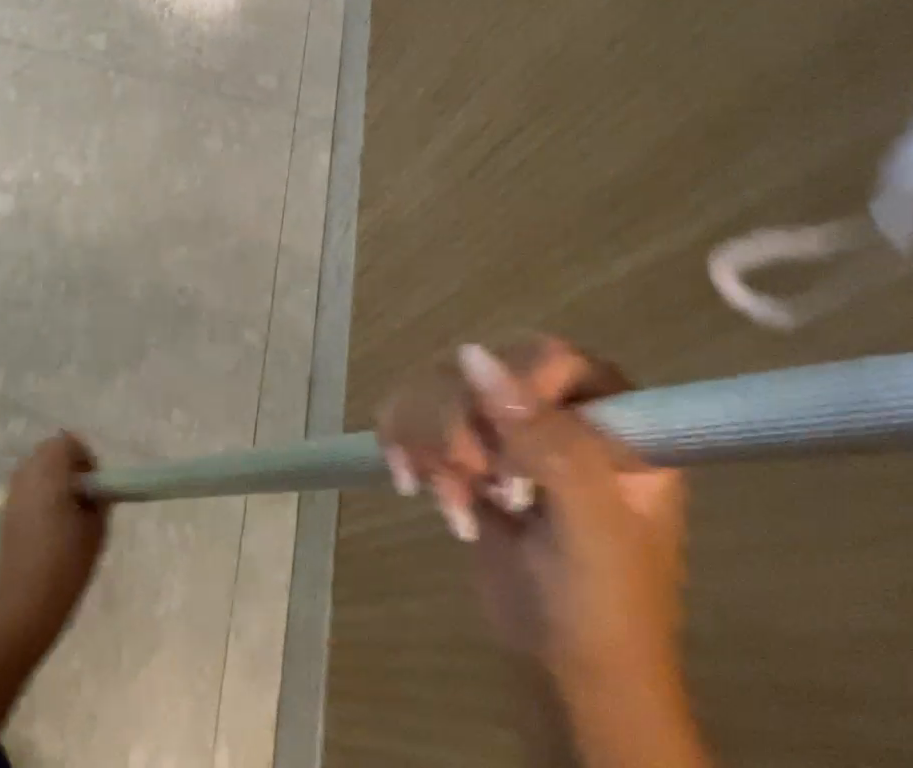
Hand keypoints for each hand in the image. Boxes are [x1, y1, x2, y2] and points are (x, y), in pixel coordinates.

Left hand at [0, 432, 107, 640]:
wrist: (27, 598)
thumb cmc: (68, 562)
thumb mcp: (96, 528)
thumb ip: (99, 497)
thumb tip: (95, 487)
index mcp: (49, 472)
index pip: (68, 441)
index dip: (85, 458)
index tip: (96, 486)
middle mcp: (26, 473)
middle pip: (50, 450)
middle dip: (69, 466)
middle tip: (86, 498)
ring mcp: (12, 490)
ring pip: (37, 467)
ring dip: (55, 479)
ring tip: (70, 514)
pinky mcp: (6, 508)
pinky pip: (28, 486)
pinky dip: (42, 493)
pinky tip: (52, 525)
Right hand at [379, 336, 687, 687]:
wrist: (567, 664)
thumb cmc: (601, 601)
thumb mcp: (586, 520)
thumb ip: (543, 436)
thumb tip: (471, 353)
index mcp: (615, 420)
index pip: (544, 357)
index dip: (506, 391)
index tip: (494, 454)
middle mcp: (557, 414)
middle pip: (475, 369)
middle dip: (452, 425)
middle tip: (463, 478)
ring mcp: (506, 435)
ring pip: (433, 391)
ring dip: (425, 444)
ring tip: (444, 499)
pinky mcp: (463, 456)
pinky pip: (411, 419)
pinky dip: (402, 450)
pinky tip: (413, 488)